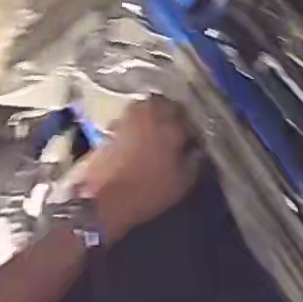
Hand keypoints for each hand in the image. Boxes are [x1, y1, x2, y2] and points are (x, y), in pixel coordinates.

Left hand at [72, 95, 199, 241]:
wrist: (104, 196)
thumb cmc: (147, 192)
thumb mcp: (181, 184)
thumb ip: (193, 162)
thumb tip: (197, 149)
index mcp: (173, 127)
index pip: (189, 119)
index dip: (192, 129)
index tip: (192, 138)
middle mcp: (152, 113)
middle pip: (169, 105)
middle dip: (174, 114)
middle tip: (175, 130)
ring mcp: (131, 114)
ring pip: (149, 106)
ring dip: (155, 113)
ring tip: (157, 129)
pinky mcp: (115, 120)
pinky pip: (133, 114)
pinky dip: (138, 119)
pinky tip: (139, 134)